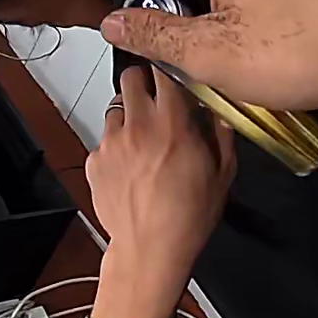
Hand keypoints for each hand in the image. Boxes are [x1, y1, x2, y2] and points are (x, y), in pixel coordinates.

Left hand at [86, 66, 235, 317]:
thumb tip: (218, 109)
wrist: (149, 250)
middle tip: (154, 101)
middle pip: (130, 76)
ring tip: (143, 142)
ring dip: (128, 116)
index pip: (163, 69)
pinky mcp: (94, 159)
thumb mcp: (223, 174)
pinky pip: (104, 140)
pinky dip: (115, 146)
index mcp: (172, 122)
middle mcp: (137, 125)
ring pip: (115, 108)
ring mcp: (111, 142)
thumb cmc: (190, 216)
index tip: (173, 72)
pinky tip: (130, 168)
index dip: (167, 67)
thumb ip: (222, 134)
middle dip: (143, 83)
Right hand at [98, 0, 317, 118]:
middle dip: (184, 10)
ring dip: (213, 20)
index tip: (155, 32)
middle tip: (193, 53)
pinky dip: (243, 20)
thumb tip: (111, 22)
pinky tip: (258, 53)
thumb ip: (152, 35)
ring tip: (228, 59)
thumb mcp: (208, 53)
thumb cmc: (298, 52)